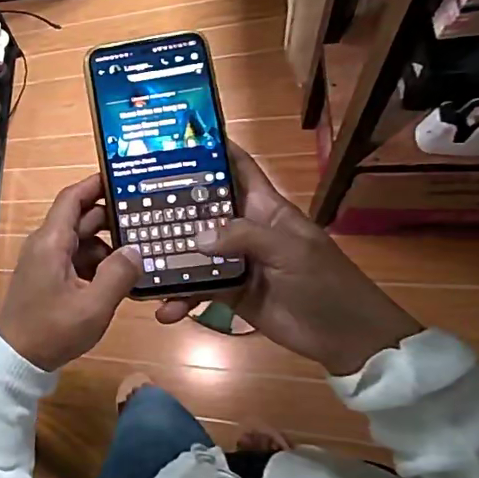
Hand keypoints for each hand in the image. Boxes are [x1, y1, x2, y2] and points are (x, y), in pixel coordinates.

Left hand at [0, 174, 141, 370]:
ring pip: (80, 241)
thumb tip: (136, 250)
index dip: (95, 184)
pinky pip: (75, 259)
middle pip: (80, 219)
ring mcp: (45, 261)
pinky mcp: (47, 277)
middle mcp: (46, 244)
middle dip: (111, 218)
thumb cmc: (52, 330)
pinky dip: (96, 264)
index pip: (73, 198)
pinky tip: (118, 278)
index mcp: (51, 242)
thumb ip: (118, 275)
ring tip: (139, 253)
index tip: (123, 177)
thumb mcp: (93, 306)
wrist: (16, 360)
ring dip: (107, 246)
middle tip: (145, 218)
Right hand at [156, 144, 421, 375]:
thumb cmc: (324, 282)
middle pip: (205, 209)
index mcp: (265, 208)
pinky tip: (164, 310)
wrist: (345, 336)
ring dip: (170, 256)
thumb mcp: (289, 250)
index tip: (176, 141)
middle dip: (174, 204)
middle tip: (133, 202)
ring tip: (140, 262)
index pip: (238, 169)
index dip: (214, 150)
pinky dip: (180, 299)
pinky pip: (198, 290)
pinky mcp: (230, 292)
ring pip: (195, 251)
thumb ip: (243, 237)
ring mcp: (236, 261)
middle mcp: (245, 228)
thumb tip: (195, 238)